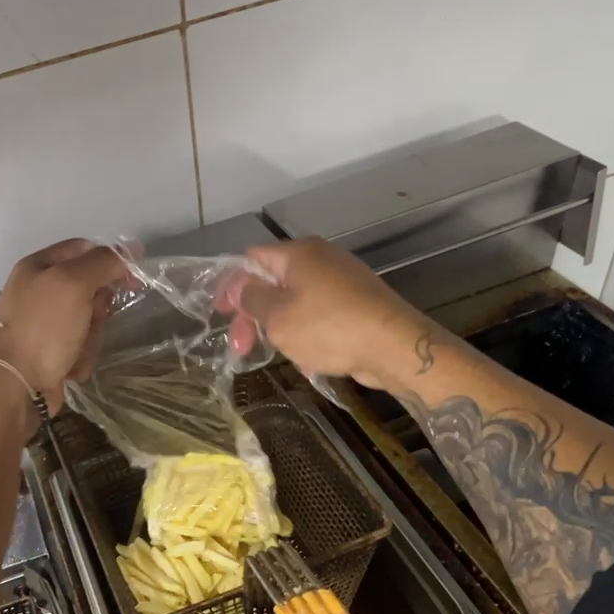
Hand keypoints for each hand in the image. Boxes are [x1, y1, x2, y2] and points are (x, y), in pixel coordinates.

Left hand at [0, 238, 132, 413]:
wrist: (17, 385)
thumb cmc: (43, 328)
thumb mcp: (74, 283)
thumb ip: (103, 262)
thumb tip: (132, 248)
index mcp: (37, 267)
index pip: (83, 249)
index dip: (110, 259)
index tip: (133, 277)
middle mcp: (38, 292)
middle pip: (90, 289)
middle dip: (98, 308)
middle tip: (93, 318)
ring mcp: (44, 325)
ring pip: (89, 321)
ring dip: (91, 337)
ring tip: (76, 349)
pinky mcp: (50, 353)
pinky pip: (81, 348)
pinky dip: (80, 357)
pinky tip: (69, 367)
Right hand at [216, 238, 433, 389]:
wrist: (393, 346)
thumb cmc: (328, 328)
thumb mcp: (278, 317)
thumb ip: (252, 299)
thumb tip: (237, 285)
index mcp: (297, 254)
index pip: (251, 259)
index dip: (231, 285)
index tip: (220, 313)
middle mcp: (320, 258)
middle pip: (272, 283)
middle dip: (254, 316)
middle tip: (242, 348)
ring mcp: (341, 280)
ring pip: (295, 303)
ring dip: (280, 330)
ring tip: (282, 356)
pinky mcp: (356, 302)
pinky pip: (319, 316)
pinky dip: (307, 335)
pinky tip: (310, 359)